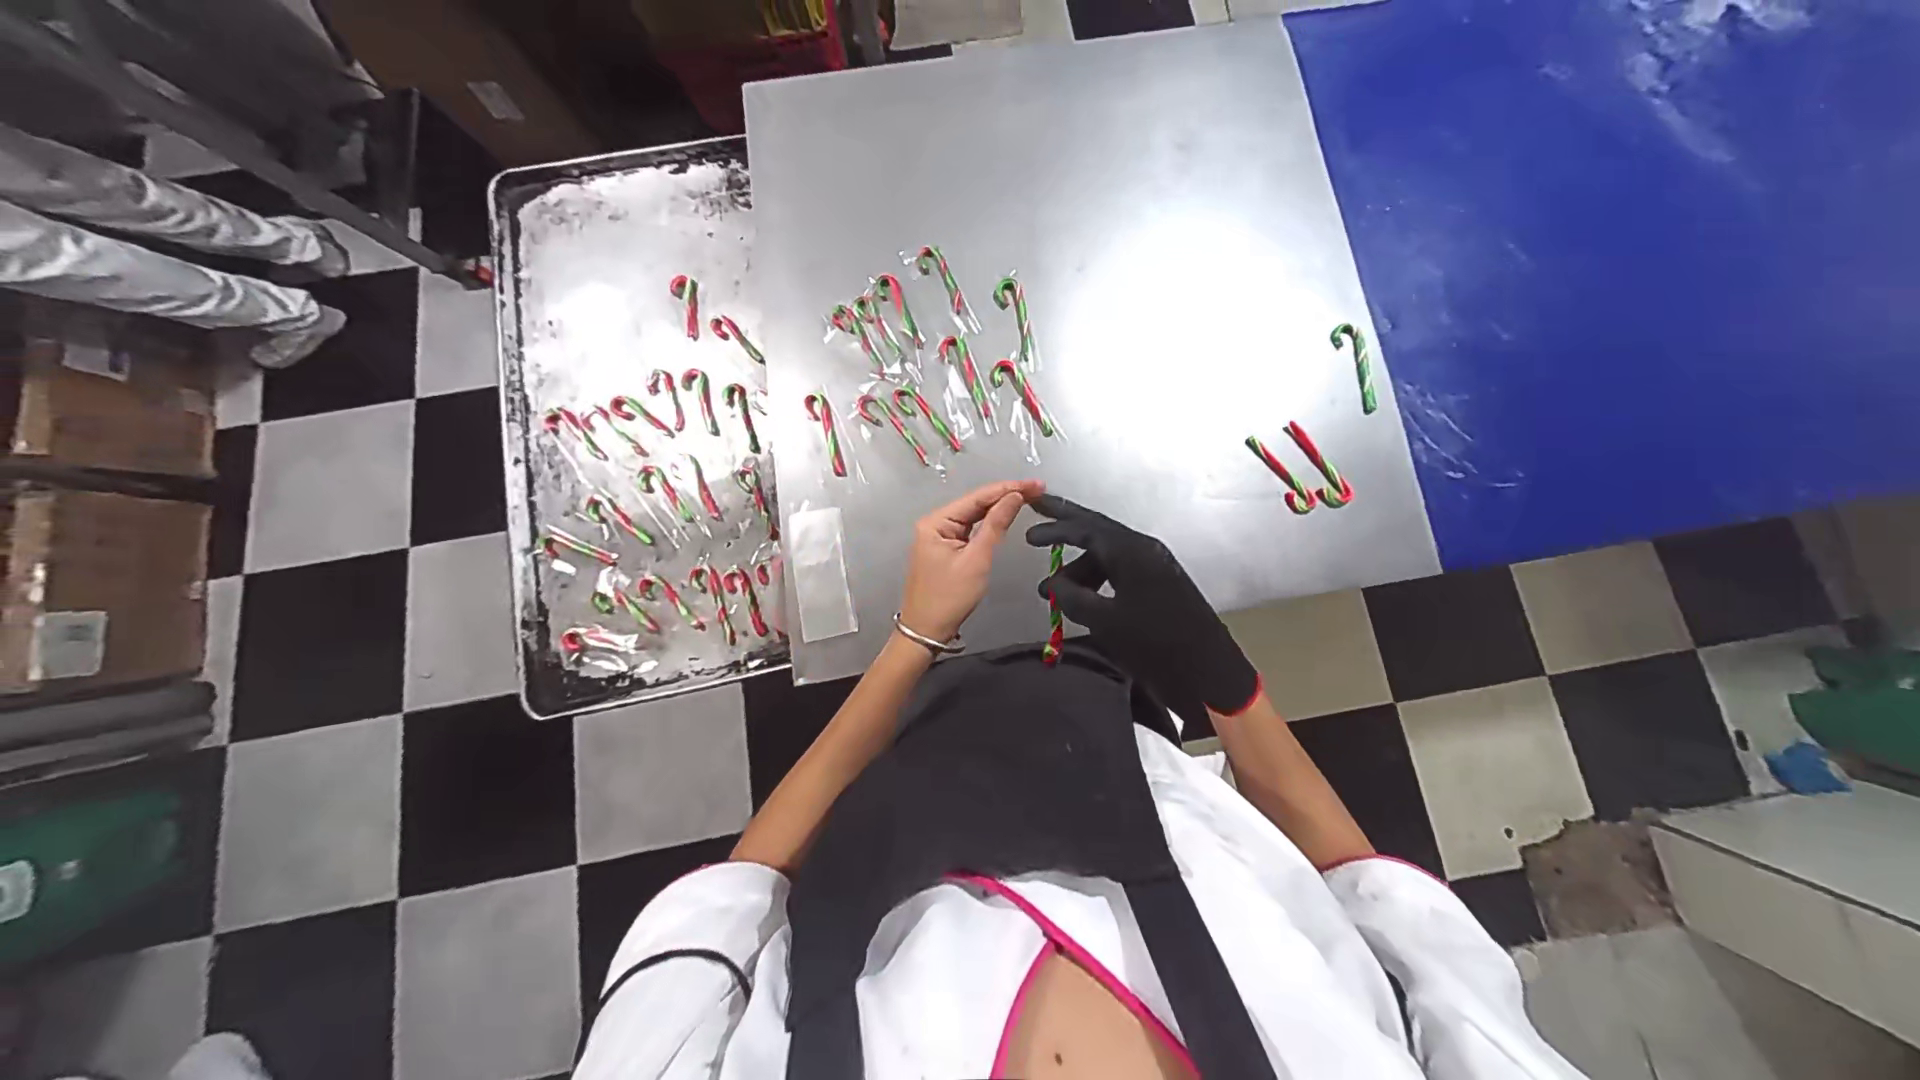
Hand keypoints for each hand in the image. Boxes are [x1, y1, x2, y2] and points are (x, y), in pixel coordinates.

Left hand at [899, 479, 1045, 642]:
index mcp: (936, 522)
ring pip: (974, 515)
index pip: (977, 497)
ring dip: (1000, 507)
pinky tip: (1006, 515)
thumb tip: (1014, 497)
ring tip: (1028, 497)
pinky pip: (970, 528)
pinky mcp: (945, 548)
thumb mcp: (977, 560)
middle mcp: (935, 523)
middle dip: (1006, 495)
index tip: (1036, 484)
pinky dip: (989, 522)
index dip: (1008, 488)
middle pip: (976, 502)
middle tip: (1038, 490)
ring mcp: (939, 536)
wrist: (926, 631)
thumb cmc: (948, 598)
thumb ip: (996, 525)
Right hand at [1026, 495, 1258, 724]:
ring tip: (1052, 593)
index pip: (1085, 529)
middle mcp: (1143, 550)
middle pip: (1097, 532)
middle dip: (1066, 526)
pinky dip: (1096, 581)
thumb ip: (1073, 597)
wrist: (1208, 672)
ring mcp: (1154, 567)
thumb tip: (1054, 584)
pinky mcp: (1159, 586)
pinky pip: (1119, 573)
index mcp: (1131, 551)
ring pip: (1106, 558)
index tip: (1028, 535)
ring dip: (1078, 570)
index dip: (1054, 529)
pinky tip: (1081, 600)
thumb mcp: (1105, 620)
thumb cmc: (1155, 643)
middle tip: (1038, 518)